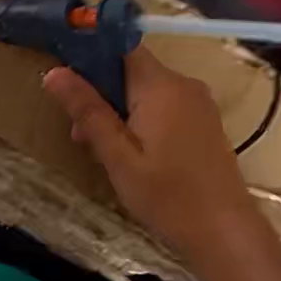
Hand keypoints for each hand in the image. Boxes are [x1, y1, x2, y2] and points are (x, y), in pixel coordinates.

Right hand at [42, 48, 276, 277]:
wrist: (226, 234)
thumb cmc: (167, 196)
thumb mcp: (118, 156)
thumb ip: (88, 111)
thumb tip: (54, 72)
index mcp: (161, 85)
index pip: (120, 47)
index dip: (90, 55)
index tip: (66, 80)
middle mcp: (183, 84)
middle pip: (131, 70)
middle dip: (100, 93)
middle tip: (78, 133)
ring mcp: (198, 103)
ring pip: (146, 90)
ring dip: (118, 110)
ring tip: (99, 150)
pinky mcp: (203, 123)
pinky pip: (164, 106)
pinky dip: (140, 119)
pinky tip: (130, 153)